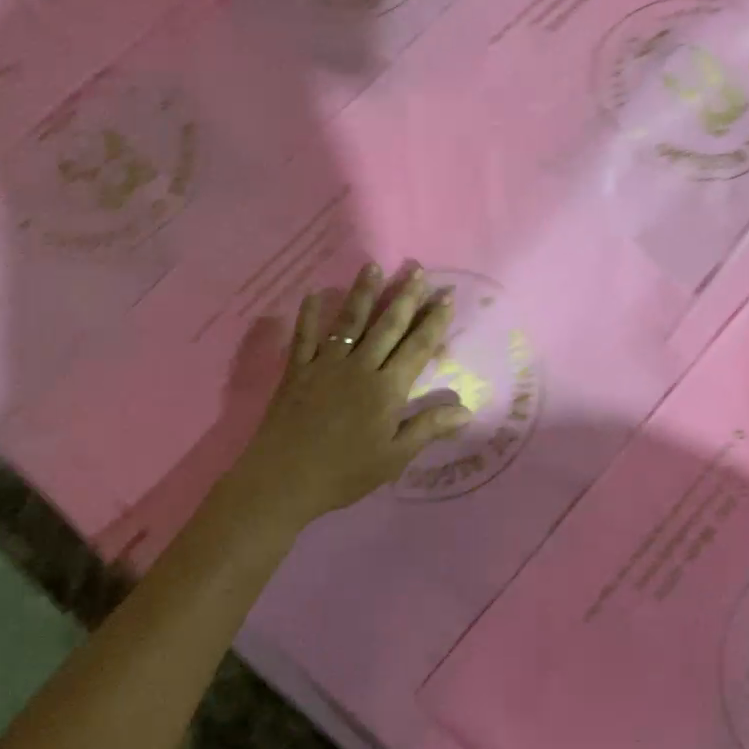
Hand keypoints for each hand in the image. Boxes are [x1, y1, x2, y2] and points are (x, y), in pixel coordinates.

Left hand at [223, 263, 471, 531]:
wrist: (282, 481)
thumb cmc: (345, 474)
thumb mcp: (394, 457)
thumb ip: (428, 427)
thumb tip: (466, 409)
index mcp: (387, 390)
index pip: (417, 348)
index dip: (434, 322)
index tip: (446, 296)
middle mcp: (359, 368)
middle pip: (387, 326)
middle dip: (405, 297)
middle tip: (417, 269)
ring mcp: (325, 366)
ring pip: (349, 323)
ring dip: (363, 293)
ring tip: (373, 267)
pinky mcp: (296, 372)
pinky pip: (305, 337)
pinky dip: (310, 314)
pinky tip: (315, 294)